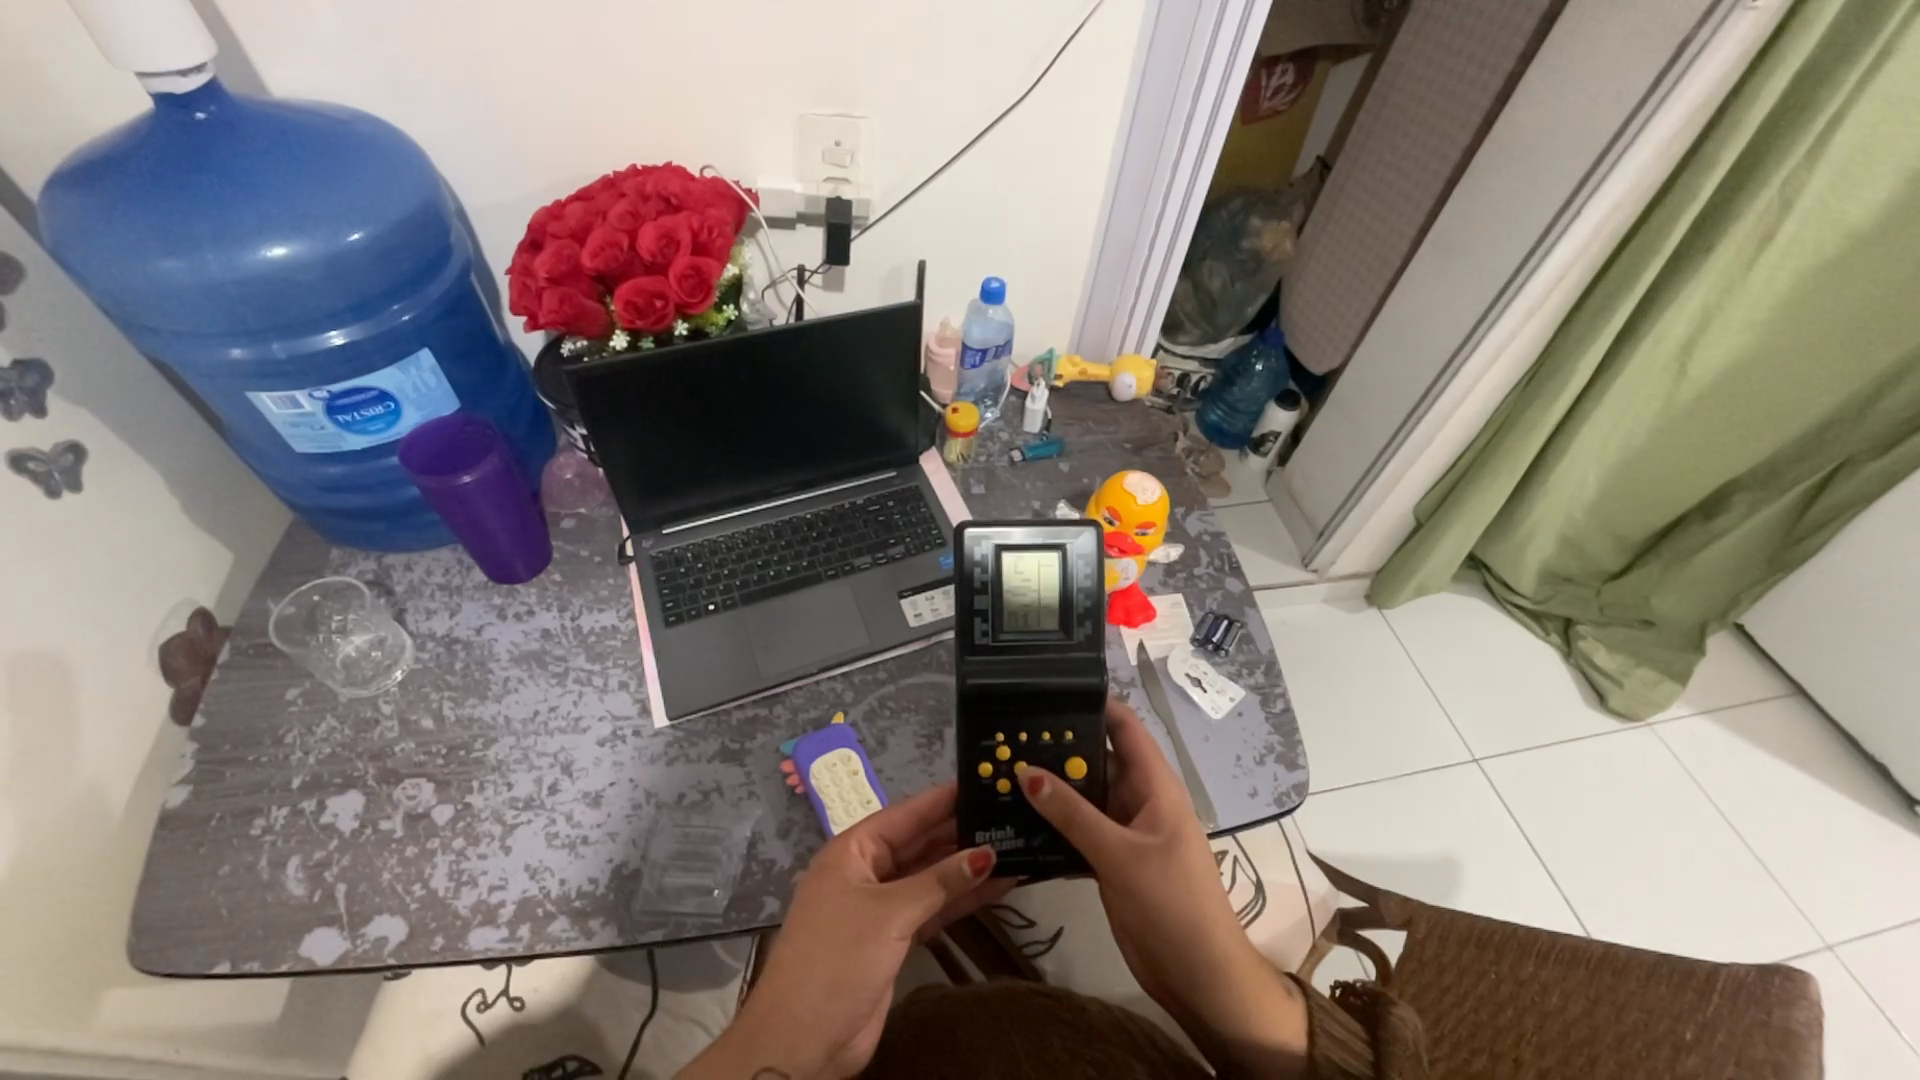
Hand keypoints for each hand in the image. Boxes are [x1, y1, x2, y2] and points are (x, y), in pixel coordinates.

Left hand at [681, 783, 1012, 1079]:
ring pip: (930, 877)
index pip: (905, 815)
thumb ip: (939, 882)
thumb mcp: (889, 913)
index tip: (983, 782)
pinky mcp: (893, 939)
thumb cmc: (838, 958)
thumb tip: (986, 853)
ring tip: (1014, 846)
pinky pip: (932, 908)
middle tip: (1009, 815)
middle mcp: (866, 872)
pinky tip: (997, 886)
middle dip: (961, 833)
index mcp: (852, 851)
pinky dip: (960, 899)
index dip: (943, 799)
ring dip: (967, 868)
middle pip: (920, 844)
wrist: (803, 1040)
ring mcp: (880, 907)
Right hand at [1019, 697, 1307, 1074]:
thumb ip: (1073, 813)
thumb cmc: (1172, 903)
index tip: (1050, 688)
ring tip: (1001, 771)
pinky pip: (1078, 833)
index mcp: (1155, 787)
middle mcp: (1139, 802)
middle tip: (1007, 734)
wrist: (1198, 976)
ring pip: (1085, 799)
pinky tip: (1016, 822)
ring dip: (1051, 790)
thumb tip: (1027, 772)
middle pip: (1098, 761)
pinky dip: (1053, 827)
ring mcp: (1125, 834)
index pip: (1125, 729)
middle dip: (1059, 748)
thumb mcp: (1121, 854)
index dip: (1095, 704)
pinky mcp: (1111, 863)